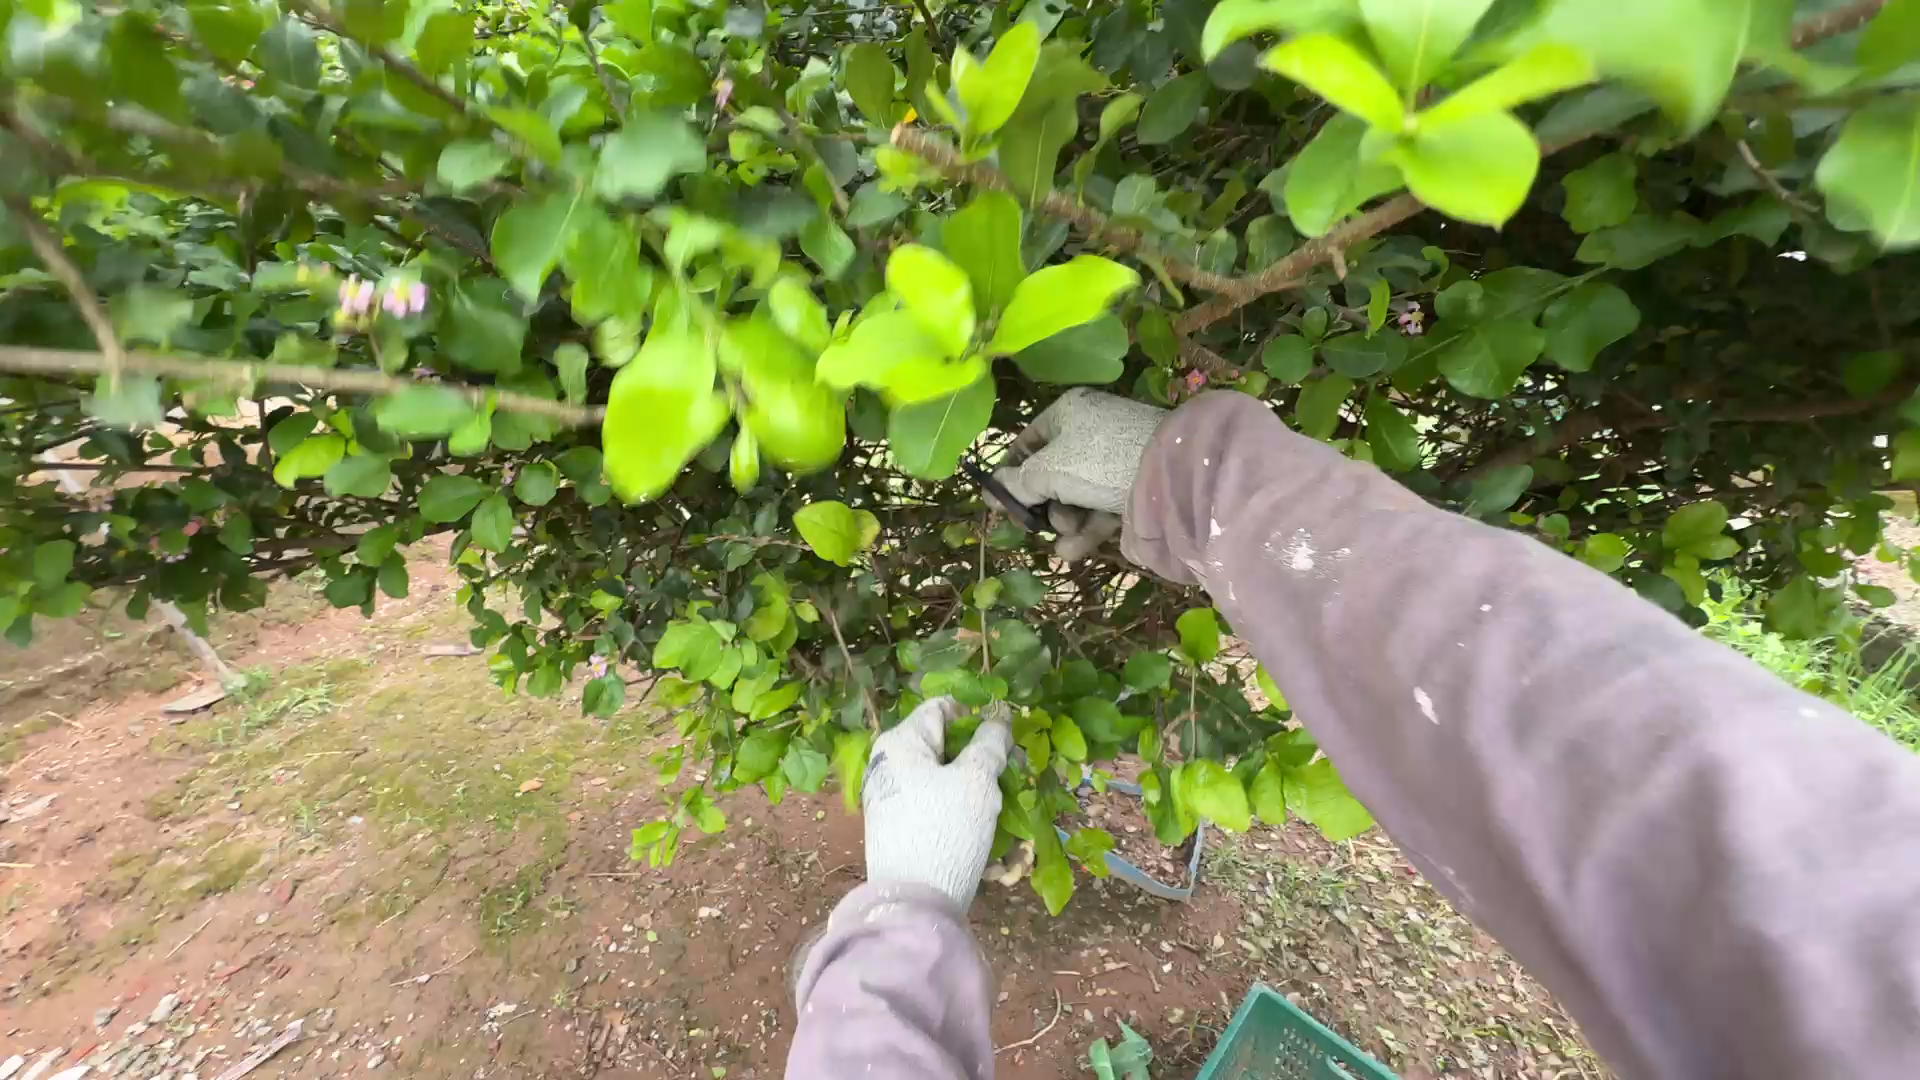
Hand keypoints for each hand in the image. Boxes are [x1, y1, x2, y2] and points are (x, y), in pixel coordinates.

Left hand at [863, 696, 1011, 908]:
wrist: (915, 906)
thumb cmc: (945, 830)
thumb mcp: (977, 780)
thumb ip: (990, 742)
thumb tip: (999, 718)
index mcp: (901, 742)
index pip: (942, 708)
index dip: (976, 715)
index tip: (1005, 736)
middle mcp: (890, 763)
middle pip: (945, 744)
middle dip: (982, 757)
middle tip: (1012, 775)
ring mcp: (893, 796)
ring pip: (945, 777)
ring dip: (977, 788)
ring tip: (1001, 809)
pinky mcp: (901, 826)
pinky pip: (938, 804)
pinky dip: (962, 810)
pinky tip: (984, 830)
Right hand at [990, 388, 1167, 559]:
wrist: (1175, 473)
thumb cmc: (1101, 461)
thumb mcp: (1049, 471)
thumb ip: (1018, 483)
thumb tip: (993, 490)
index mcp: (1067, 413)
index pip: (1027, 443)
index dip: (1010, 475)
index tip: (1000, 505)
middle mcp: (1090, 431)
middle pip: (1050, 473)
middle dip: (1042, 505)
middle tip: (1036, 526)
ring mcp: (1113, 458)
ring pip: (1076, 495)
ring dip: (1064, 522)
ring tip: (1063, 543)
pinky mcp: (1133, 484)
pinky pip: (1100, 505)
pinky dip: (1086, 528)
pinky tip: (1073, 550)